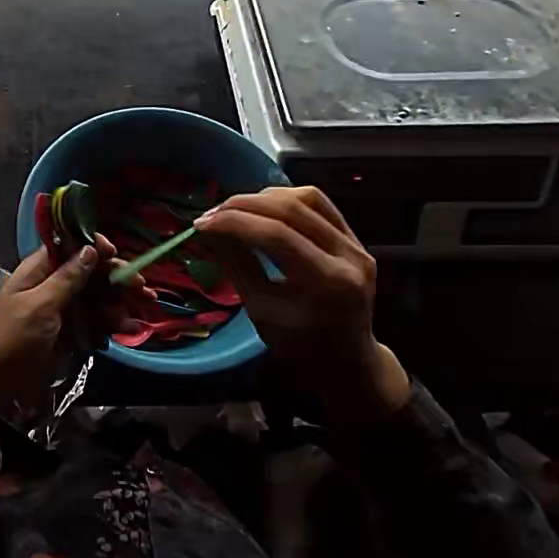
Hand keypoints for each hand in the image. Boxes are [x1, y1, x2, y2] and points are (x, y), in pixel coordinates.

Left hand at [0, 238, 147, 452]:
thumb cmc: (12, 338)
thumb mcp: (40, 304)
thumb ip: (67, 277)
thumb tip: (90, 248)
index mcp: (39, 271)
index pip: (70, 247)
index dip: (93, 247)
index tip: (116, 253)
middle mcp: (51, 287)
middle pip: (90, 274)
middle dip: (117, 279)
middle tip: (144, 288)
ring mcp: (60, 312)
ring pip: (96, 300)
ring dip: (120, 304)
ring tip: (144, 310)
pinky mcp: (67, 335)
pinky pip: (93, 324)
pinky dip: (110, 326)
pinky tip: (128, 330)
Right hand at [193, 186, 409, 416]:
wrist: (345, 360)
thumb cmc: (299, 345)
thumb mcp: (261, 310)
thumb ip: (238, 266)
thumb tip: (210, 232)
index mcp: (328, 282)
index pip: (277, 235)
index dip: (234, 223)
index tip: (201, 225)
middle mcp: (350, 256)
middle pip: (293, 209)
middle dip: (244, 205)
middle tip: (211, 214)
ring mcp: (357, 244)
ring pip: (308, 198)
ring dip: (264, 198)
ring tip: (233, 210)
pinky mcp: (355, 238)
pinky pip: (319, 204)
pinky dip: (284, 200)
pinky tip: (260, 209)